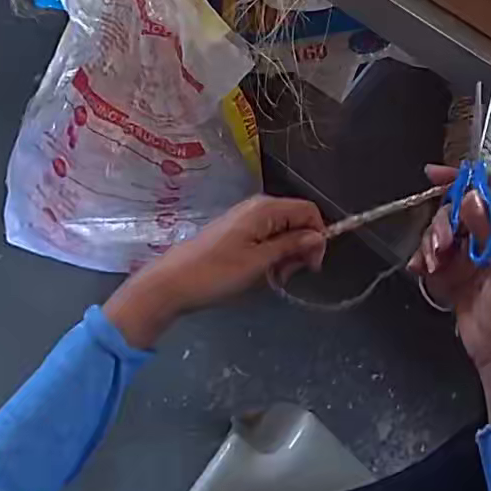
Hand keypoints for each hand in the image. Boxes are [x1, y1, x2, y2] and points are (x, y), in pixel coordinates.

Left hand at [103, 195, 326, 348]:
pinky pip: (267, 236)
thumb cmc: (216, 273)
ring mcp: (246, 218)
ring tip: (275, 278)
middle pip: (297, 219)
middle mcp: (258, 206)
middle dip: (301, 247)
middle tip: (290, 276)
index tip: (313, 266)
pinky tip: (263, 273)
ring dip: (287, 254)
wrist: (171, 283)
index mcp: (266, 208)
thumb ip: (291, 246)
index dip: (318, 236)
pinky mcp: (237, 230)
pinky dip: (272, 254)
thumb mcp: (259, 262)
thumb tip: (319, 236)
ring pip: (283, 230)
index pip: (308, 211)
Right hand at [408, 167, 490, 418]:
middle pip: (454, 212)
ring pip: (440, 232)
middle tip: (440, 246)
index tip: (433, 175)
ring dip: (431, 243)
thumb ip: (488, 231)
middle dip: (442, 223)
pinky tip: (422, 271)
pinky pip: (430, 257)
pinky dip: (422, 260)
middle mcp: (486, 238)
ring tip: (432, 265)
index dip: (459, 181)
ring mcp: (467, 257)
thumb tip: (470, 196)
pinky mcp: (450, 276)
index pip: (482, 194)